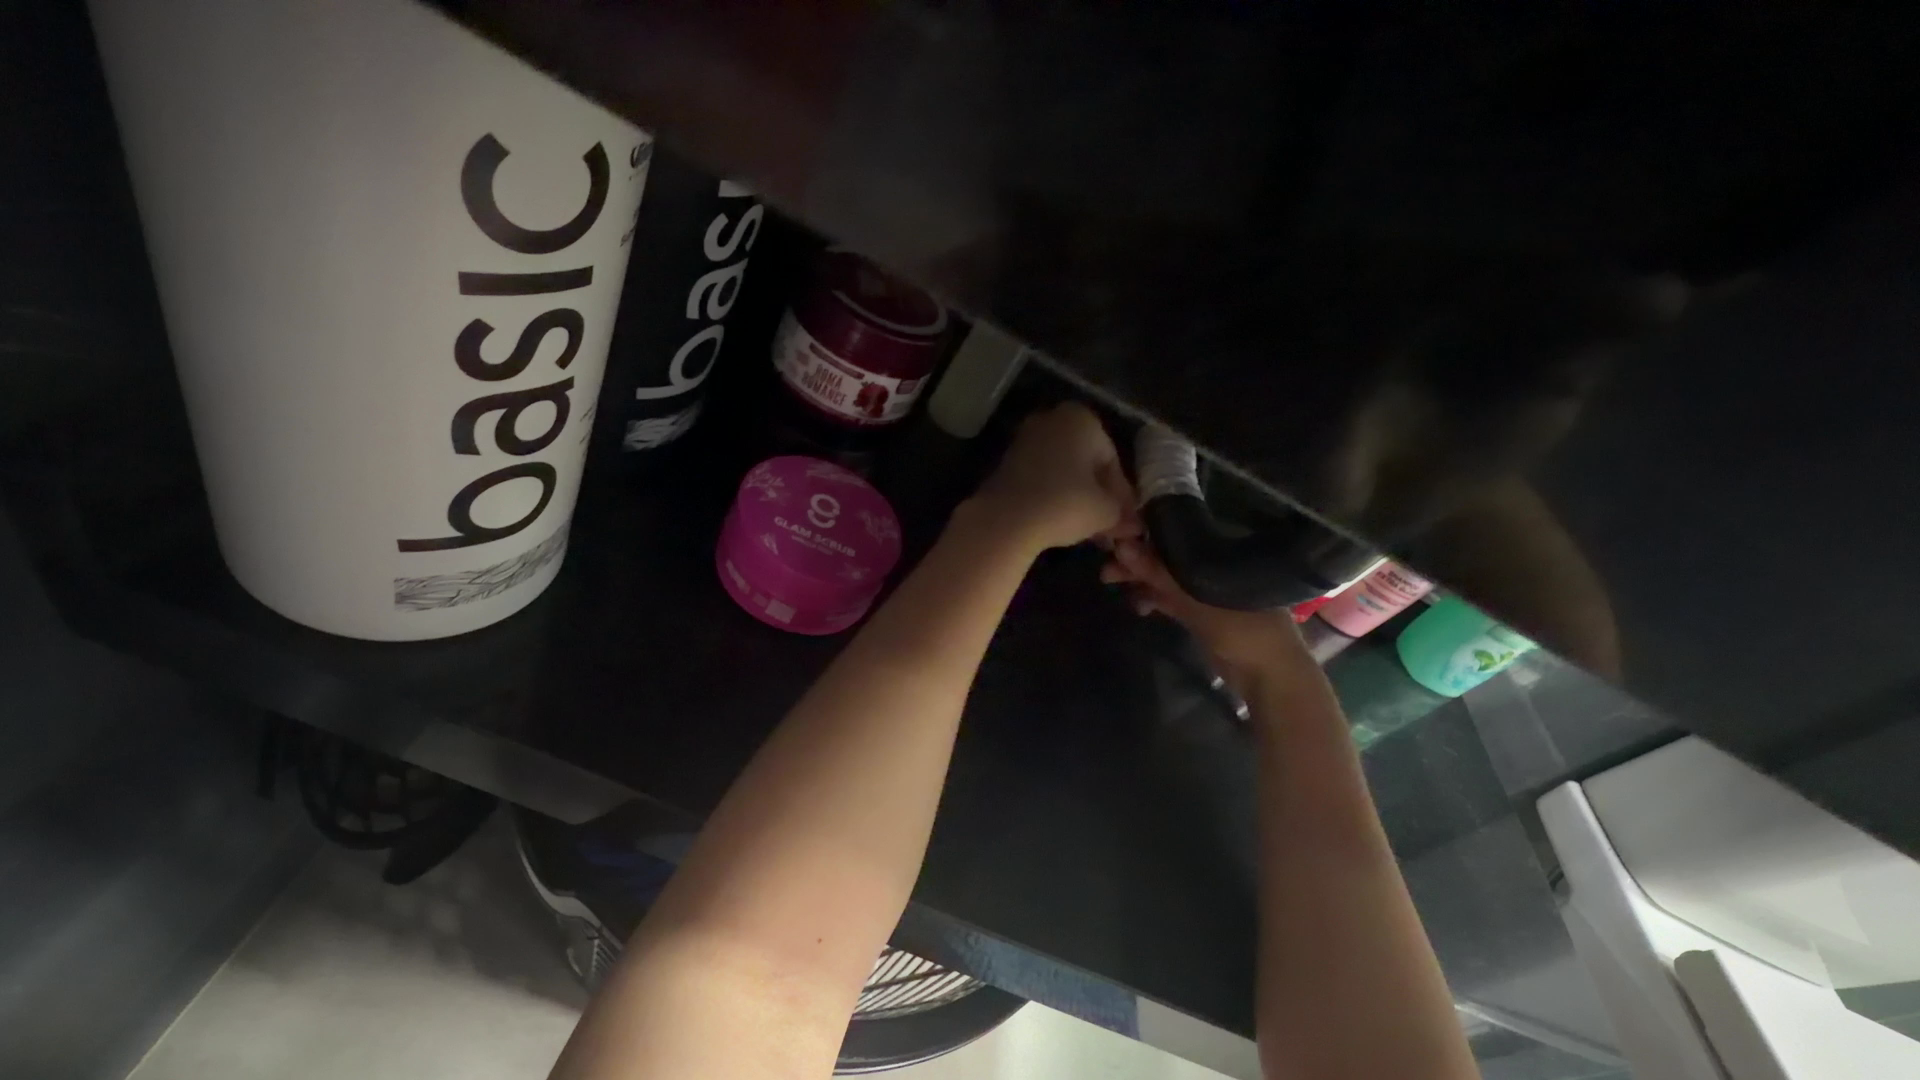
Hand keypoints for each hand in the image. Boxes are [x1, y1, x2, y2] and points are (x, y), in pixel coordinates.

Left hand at [968, 403, 1139, 551]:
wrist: (1005, 518)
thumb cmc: (1065, 504)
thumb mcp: (1106, 511)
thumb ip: (1123, 514)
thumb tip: (1132, 525)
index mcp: (1082, 419)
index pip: (1112, 460)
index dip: (1122, 495)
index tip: (1126, 520)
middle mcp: (1053, 420)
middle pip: (1087, 464)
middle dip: (1099, 496)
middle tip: (1110, 527)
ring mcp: (1026, 439)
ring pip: (1064, 472)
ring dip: (1078, 499)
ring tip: (1089, 531)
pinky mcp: (1007, 461)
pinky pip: (1042, 478)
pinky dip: (1054, 496)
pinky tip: (1062, 523)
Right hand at [1101, 537, 1310, 695]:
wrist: (1268, 677)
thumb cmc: (1244, 629)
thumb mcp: (1197, 600)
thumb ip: (1160, 575)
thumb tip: (1122, 546)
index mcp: (1224, 552)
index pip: (1180, 533)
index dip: (1148, 533)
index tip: (1118, 535)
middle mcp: (1216, 566)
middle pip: (1170, 556)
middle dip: (1139, 559)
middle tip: (1107, 564)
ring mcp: (1209, 590)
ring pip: (1168, 578)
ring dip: (1141, 579)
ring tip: (1111, 581)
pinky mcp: (1203, 614)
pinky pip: (1172, 600)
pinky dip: (1154, 599)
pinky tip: (1136, 605)